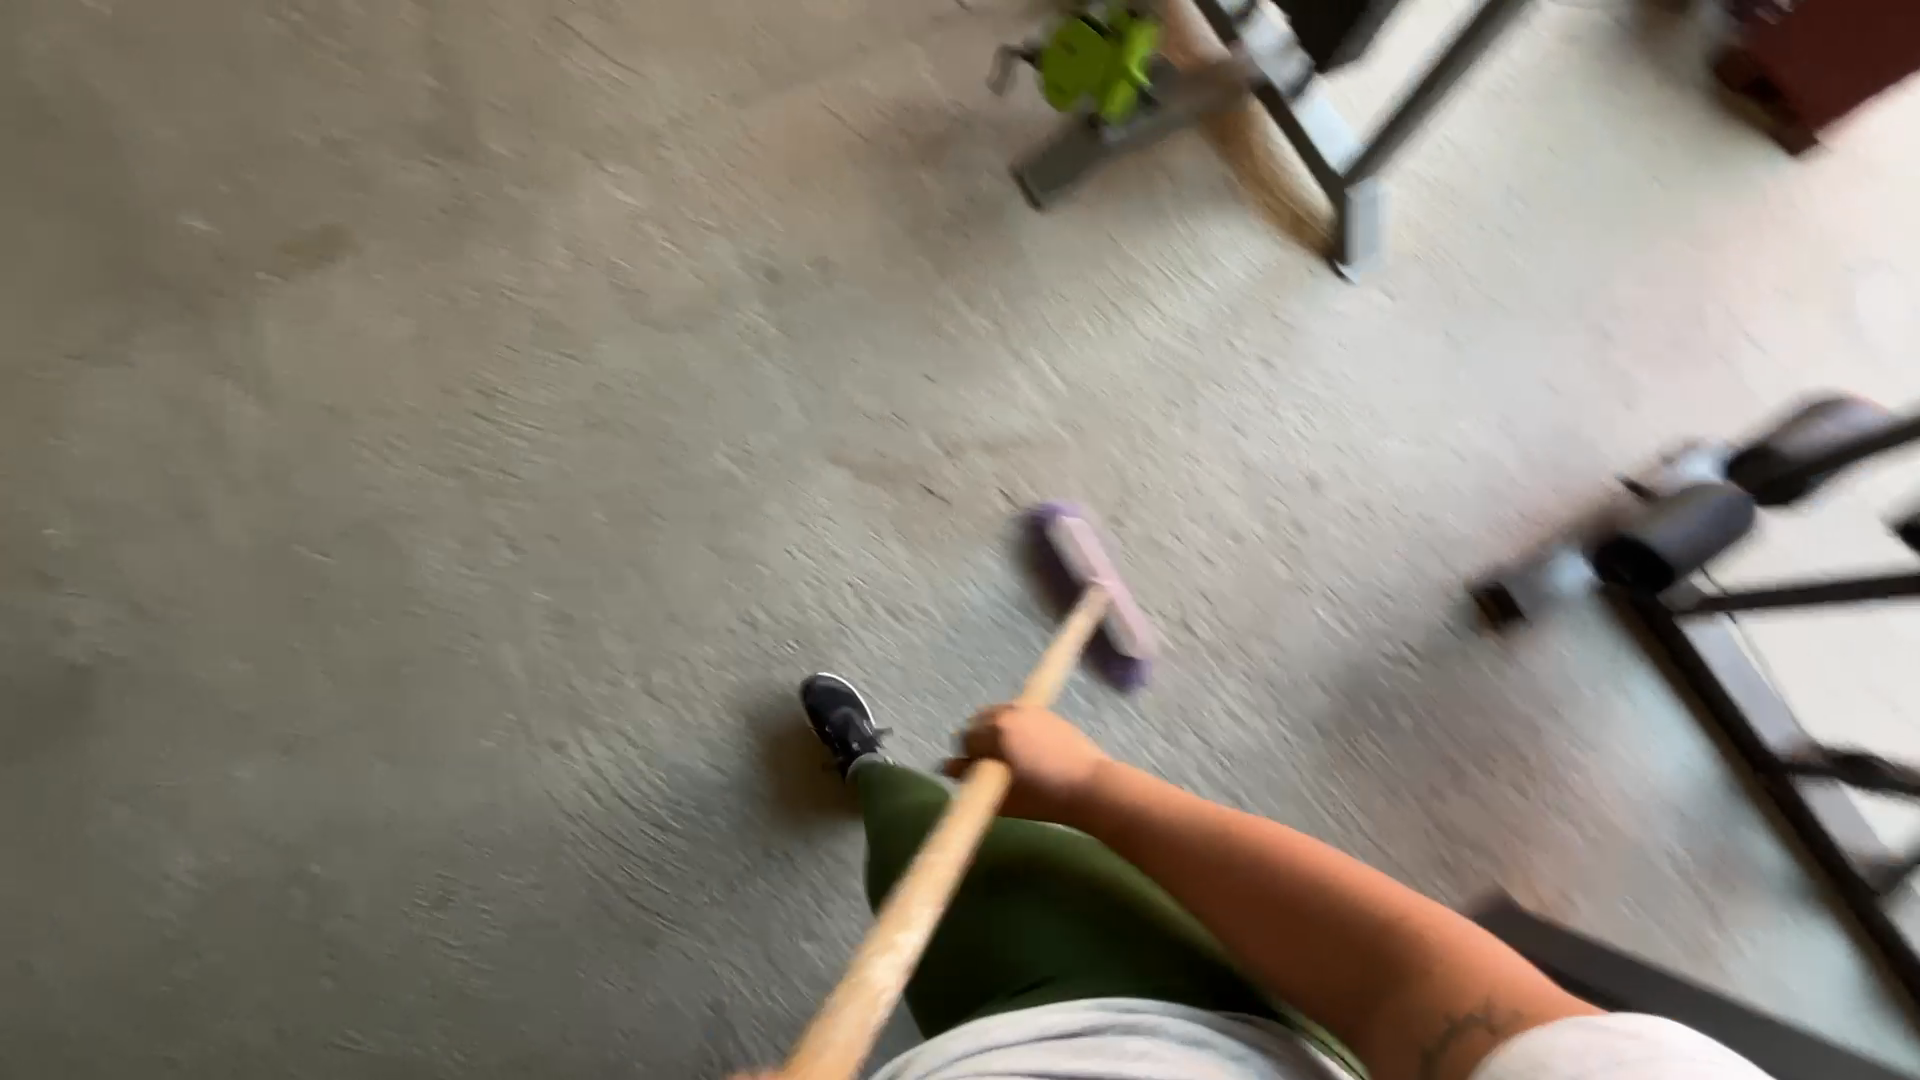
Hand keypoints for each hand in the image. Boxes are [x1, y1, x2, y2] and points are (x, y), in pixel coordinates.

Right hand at [942, 704, 1112, 824]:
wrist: (1089, 785)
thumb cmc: (1043, 797)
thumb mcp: (1000, 794)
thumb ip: (969, 778)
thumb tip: (946, 767)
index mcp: (994, 732)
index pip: (965, 739)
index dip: (968, 758)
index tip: (979, 774)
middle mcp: (1008, 713)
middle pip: (978, 721)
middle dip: (979, 741)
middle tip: (993, 765)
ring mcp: (1028, 709)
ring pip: (998, 714)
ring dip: (995, 731)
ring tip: (1010, 755)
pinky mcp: (1045, 712)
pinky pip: (1017, 714)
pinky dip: (1013, 726)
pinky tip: (1027, 748)